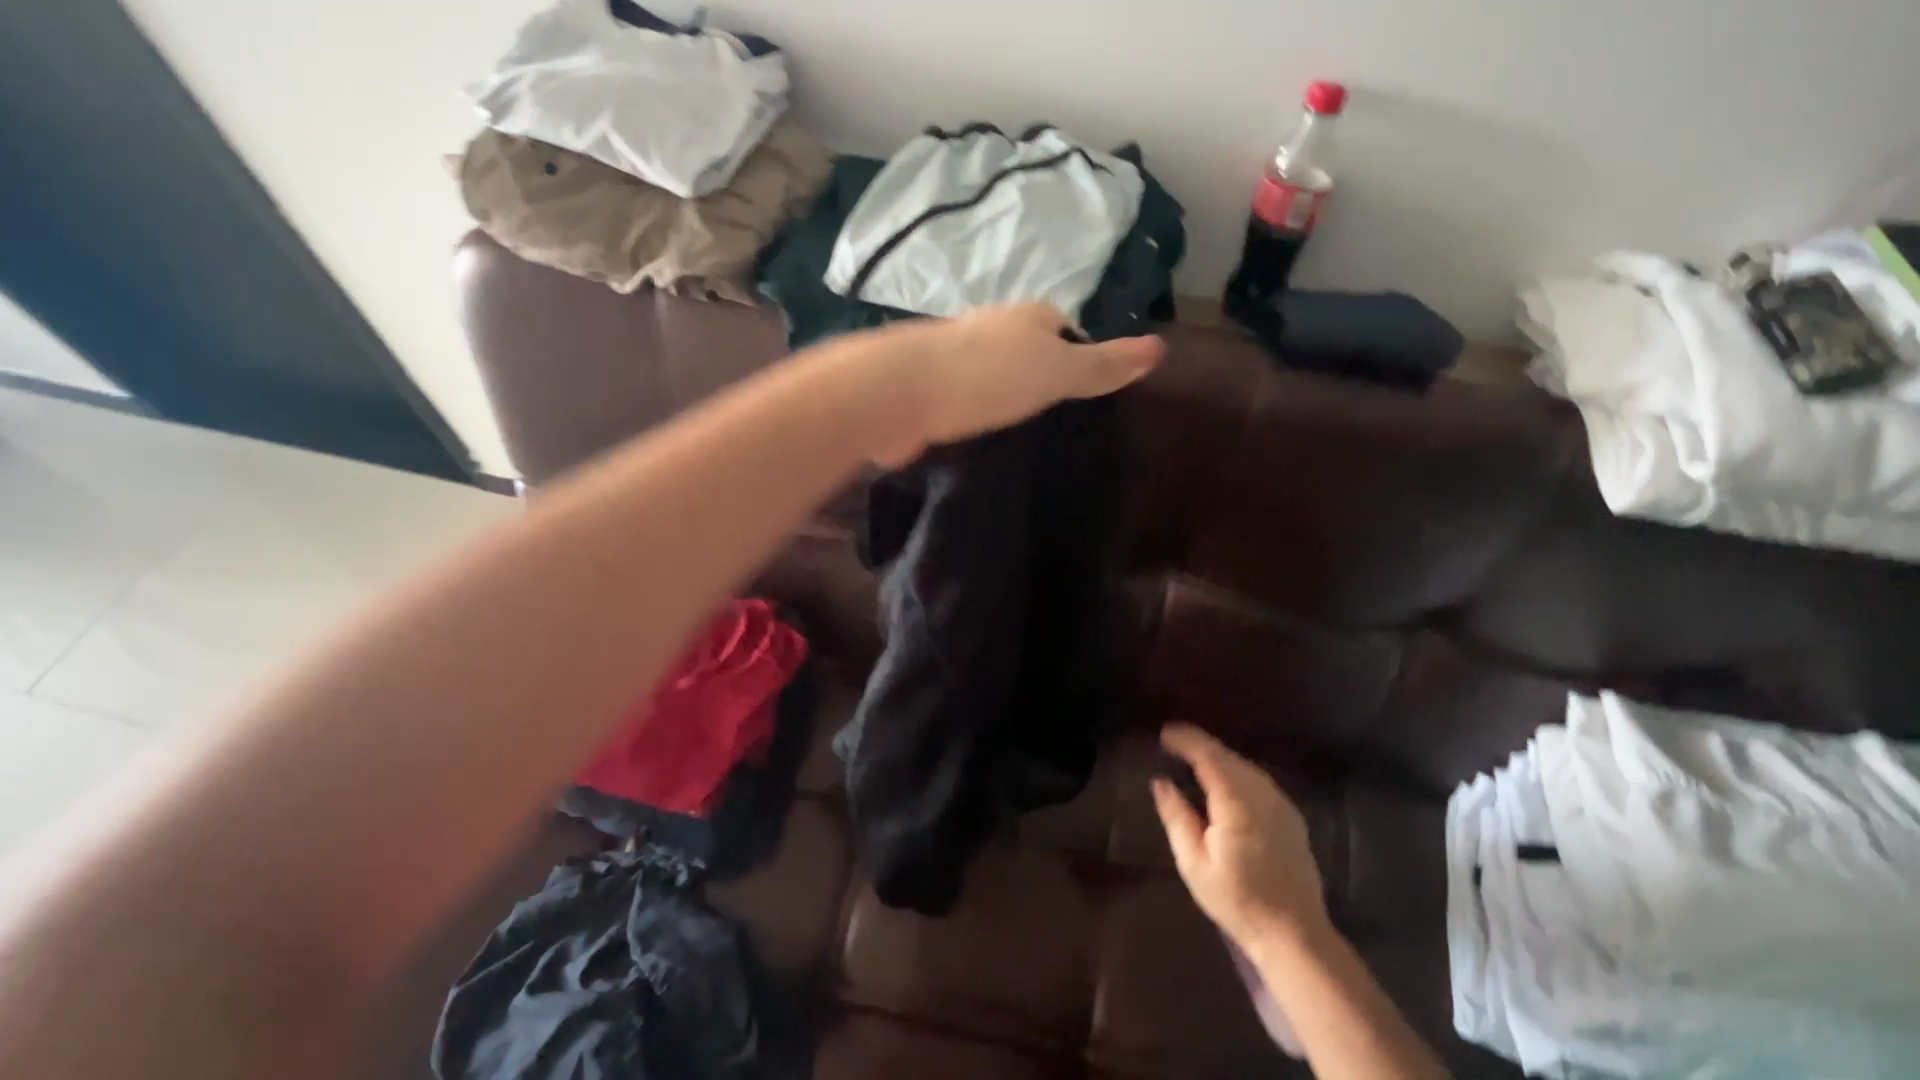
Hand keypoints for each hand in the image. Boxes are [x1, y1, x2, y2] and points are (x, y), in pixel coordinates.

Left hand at [863, 304, 1162, 466]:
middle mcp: (985, 328)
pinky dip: (965, 414)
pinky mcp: (919, 389)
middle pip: (1021, 347)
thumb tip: (1159, 347)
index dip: (1075, 352)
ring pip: (985, 373)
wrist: (897, 392)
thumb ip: (1102, 365)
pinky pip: (953, 399)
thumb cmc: (986, 377)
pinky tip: (971, 440)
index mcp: (1023, 318)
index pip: (1061, 326)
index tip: (1085, 388)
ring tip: (1015, 432)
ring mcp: (947, 356)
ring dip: (997, 394)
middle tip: (1054, 415)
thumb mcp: (1057, 371)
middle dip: (1034, 373)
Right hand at [1152, 724, 1328, 948]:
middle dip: (1201, 746)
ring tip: (1194, 761)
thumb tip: (1161, 782)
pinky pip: (1260, 782)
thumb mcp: (1194, 864)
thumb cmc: (1237, 901)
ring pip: (1247, 768)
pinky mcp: (1292, 818)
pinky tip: (1226, 784)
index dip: (1186, 740)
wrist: (1293, 933)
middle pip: (1230, 757)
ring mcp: (1282, 805)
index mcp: (1237, 804)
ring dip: (1220, 759)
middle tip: (1174, 744)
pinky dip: (1238, 773)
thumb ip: (1177, 817)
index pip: (1210, 756)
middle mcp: (1264, 796)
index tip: (1164, 733)